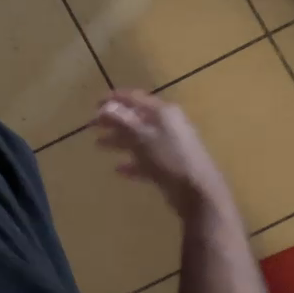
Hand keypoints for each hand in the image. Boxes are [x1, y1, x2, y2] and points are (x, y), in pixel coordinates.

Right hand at [93, 90, 232, 219]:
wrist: (200, 195)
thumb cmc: (170, 159)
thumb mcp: (142, 137)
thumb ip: (122, 120)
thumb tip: (105, 105)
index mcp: (163, 112)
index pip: (134, 98)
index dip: (113, 99)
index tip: (94, 104)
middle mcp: (168, 125)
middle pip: (135, 118)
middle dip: (113, 121)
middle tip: (93, 126)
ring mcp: (171, 145)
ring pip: (140, 138)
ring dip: (119, 140)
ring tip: (99, 146)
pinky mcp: (172, 165)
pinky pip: (147, 158)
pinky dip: (132, 161)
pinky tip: (119, 169)